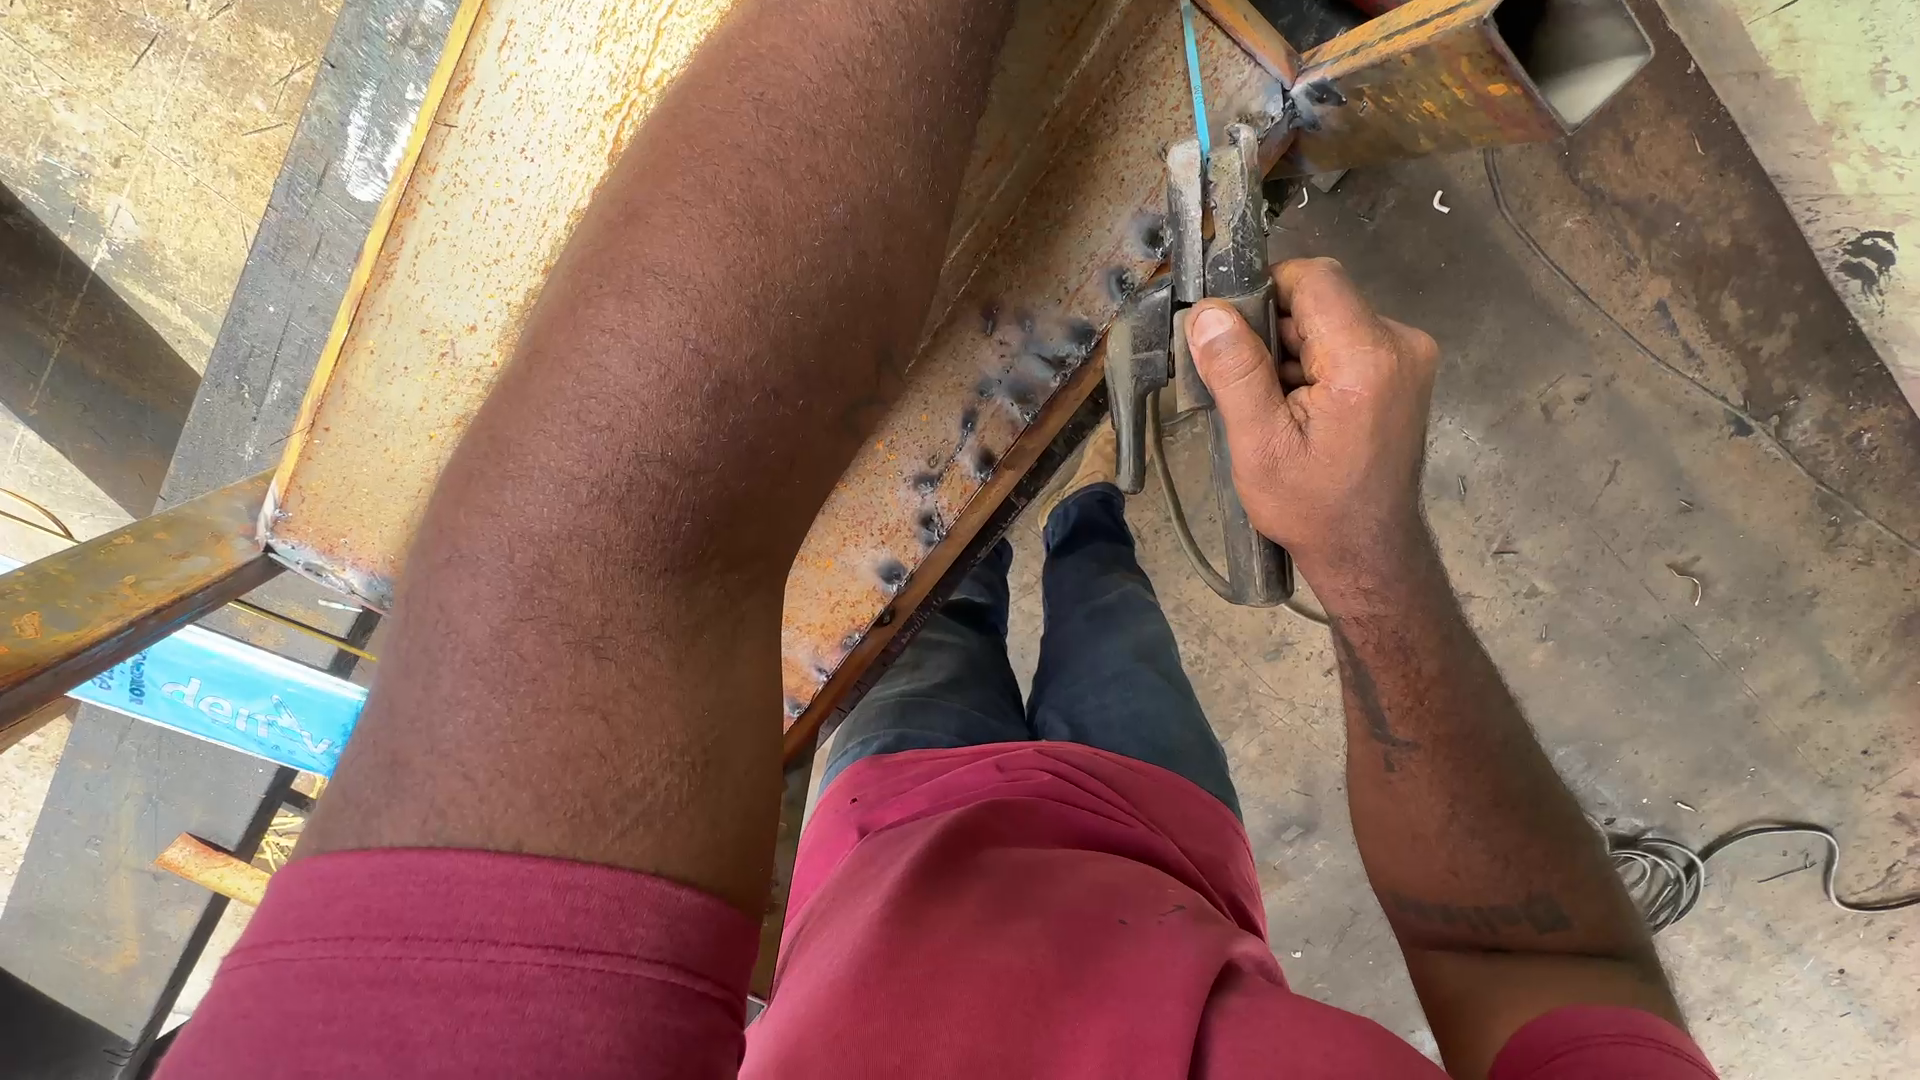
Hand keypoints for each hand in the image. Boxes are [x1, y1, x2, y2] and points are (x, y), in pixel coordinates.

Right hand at [1185, 257, 1438, 603]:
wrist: (1365, 549)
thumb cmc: (1310, 506)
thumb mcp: (1259, 445)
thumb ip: (1236, 373)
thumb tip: (1206, 313)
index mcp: (1367, 357)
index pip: (1314, 278)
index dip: (1264, 291)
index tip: (1228, 333)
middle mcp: (1400, 343)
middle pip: (1320, 300)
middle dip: (1270, 332)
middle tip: (1242, 386)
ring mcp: (1406, 357)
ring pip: (1327, 322)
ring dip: (1287, 353)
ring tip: (1268, 408)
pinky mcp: (1401, 372)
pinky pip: (1343, 344)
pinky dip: (1309, 366)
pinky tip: (1293, 410)